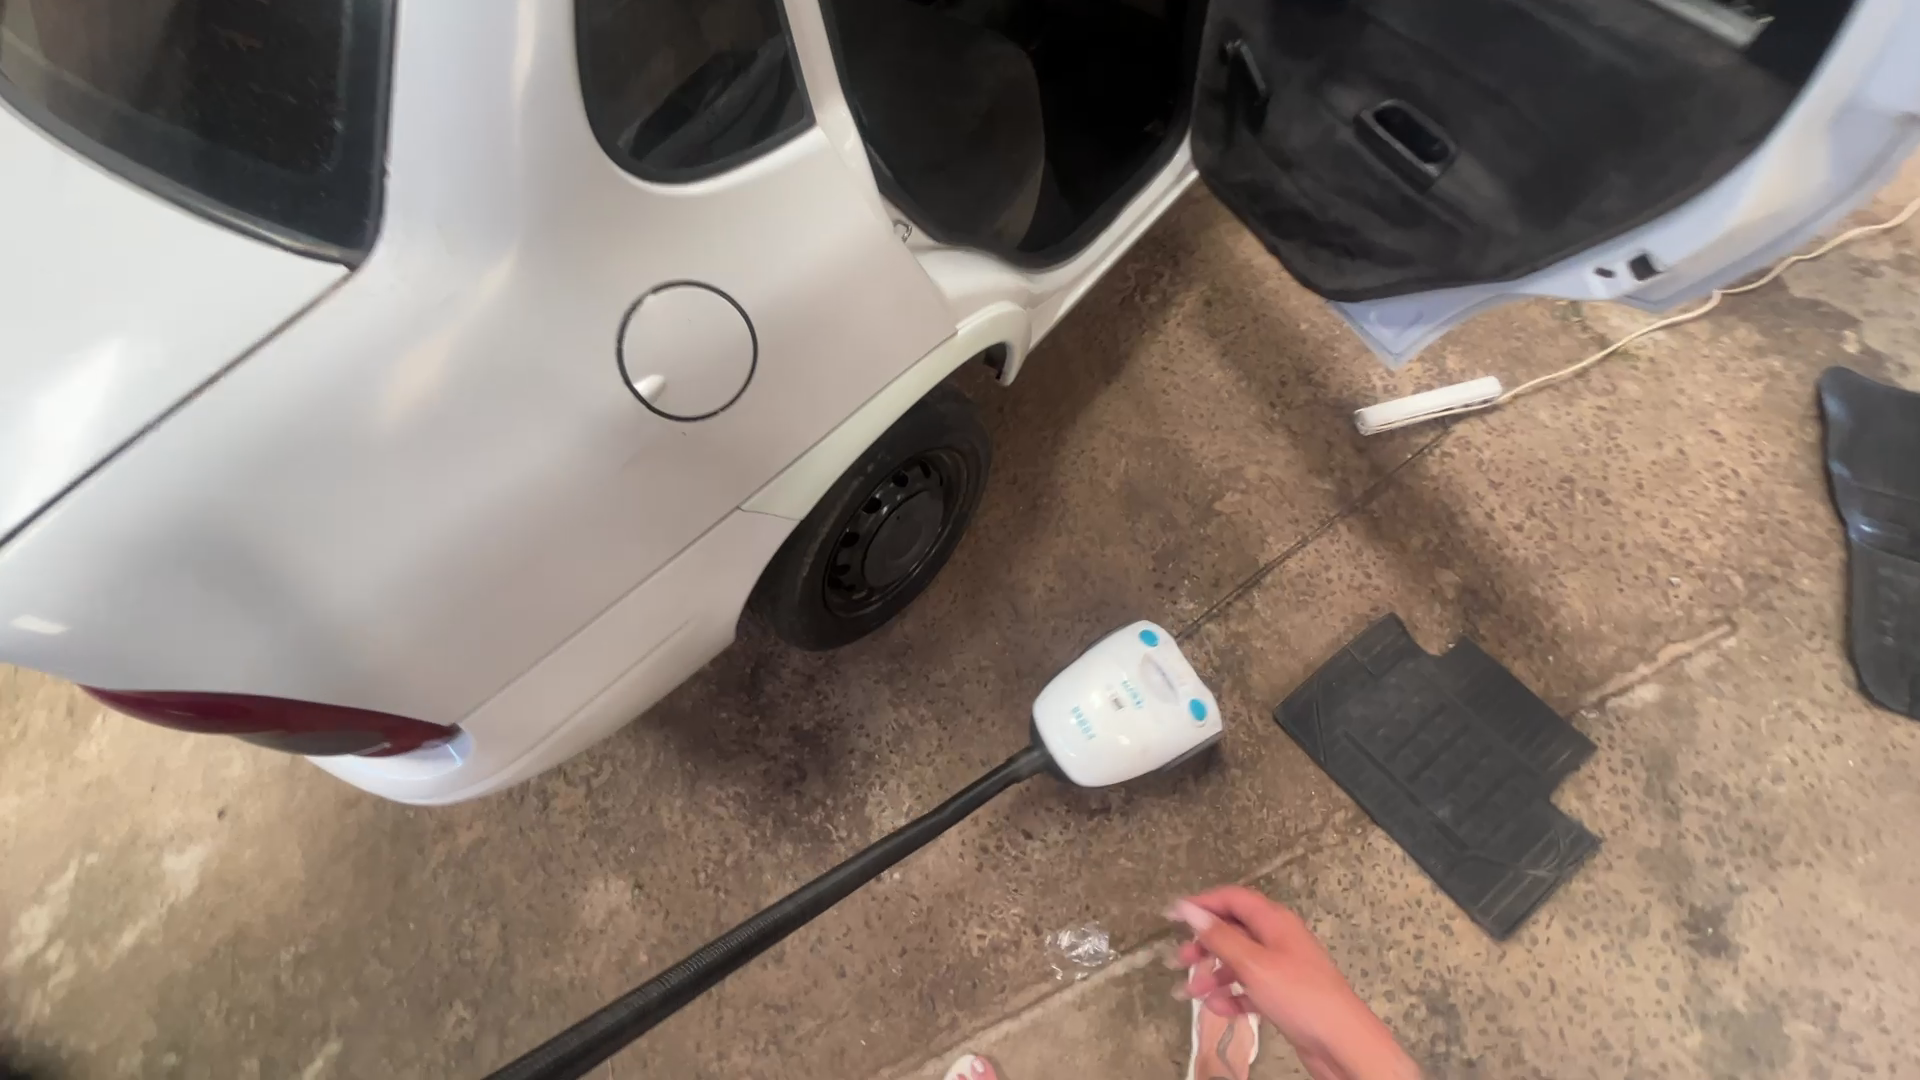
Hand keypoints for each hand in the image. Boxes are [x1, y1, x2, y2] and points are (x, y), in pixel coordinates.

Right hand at [1168, 887, 1419, 1079]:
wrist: (1345, 1046)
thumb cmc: (1300, 997)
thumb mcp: (1253, 963)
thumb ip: (1219, 936)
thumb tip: (1189, 909)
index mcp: (1273, 920)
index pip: (1231, 898)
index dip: (1201, 904)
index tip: (1172, 915)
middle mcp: (1277, 938)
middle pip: (1232, 930)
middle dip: (1203, 944)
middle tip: (1179, 960)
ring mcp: (1282, 967)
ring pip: (1238, 961)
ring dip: (1213, 974)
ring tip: (1191, 992)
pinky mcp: (1284, 995)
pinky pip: (1250, 987)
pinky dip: (1232, 995)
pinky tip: (1218, 1007)